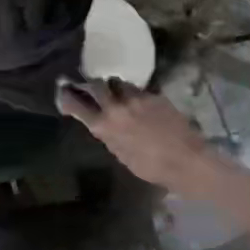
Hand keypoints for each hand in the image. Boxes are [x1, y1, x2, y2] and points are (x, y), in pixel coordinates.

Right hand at [57, 78, 225, 193]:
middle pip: (96, 84)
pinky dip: (134, 94)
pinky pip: (138, 89)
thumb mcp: (121, 154)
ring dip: (114, 86)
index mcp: (104, 126)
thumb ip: (109, 135)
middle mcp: (117, 107)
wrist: (185, 160)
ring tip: (118, 93)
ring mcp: (137, 98)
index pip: (76, 104)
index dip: (67, 96)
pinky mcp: (155, 95)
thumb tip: (103, 124)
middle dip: (92, 85)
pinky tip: (140, 103)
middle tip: (91, 87)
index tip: (64, 92)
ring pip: (118, 82)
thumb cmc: (151, 167)